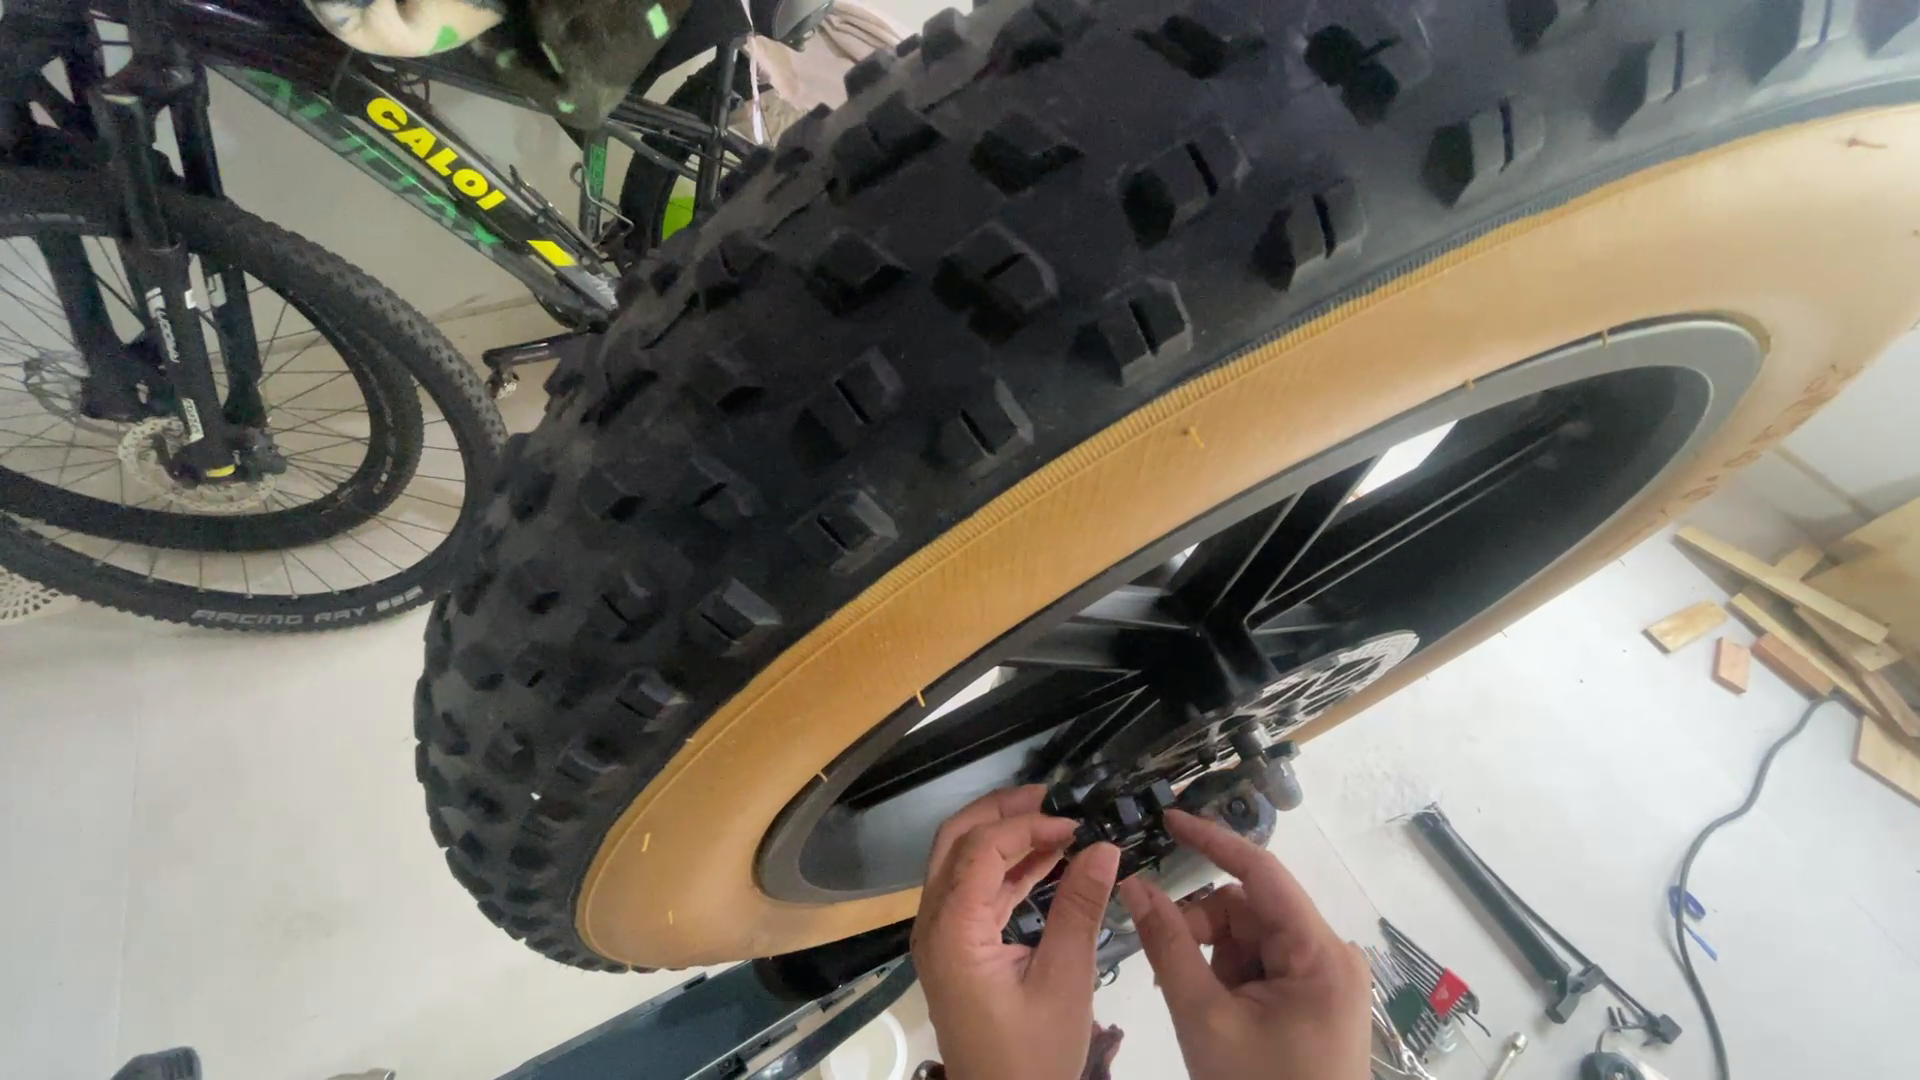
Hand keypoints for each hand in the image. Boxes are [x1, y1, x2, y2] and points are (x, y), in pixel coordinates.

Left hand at [912, 785, 1121, 1079]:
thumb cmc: (1032, 1059)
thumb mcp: (1064, 984)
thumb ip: (1080, 910)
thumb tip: (1104, 847)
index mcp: (952, 930)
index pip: (980, 849)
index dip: (1027, 826)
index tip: (1074, 825)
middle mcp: (934, 922)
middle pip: (956, 839)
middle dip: (1001, 811)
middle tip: (1049, 798)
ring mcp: (941, 932)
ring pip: (961, 858)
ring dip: (1004, 834)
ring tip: (1054, 821)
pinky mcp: (955, 944)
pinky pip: (974, 888)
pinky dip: (1006, 866)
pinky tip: (1046, 858)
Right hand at [1118, 809, 1371, 1079]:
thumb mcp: (1204, 1018)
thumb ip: (1167, 944)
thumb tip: (1133, 882)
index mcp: (1319, 953)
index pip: (1260, 871)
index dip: (1211, 839)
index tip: (1167, 818)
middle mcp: (1329, 953)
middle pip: (1246, 908)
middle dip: (1202, 928)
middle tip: (1170, 968)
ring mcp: (1323, 976)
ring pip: (1247, 934)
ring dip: (1212, 955)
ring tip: (1197, 1002)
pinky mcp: (1313, 996)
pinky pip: (1258, 960)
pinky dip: (1226, 973)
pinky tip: (1216, 1009)